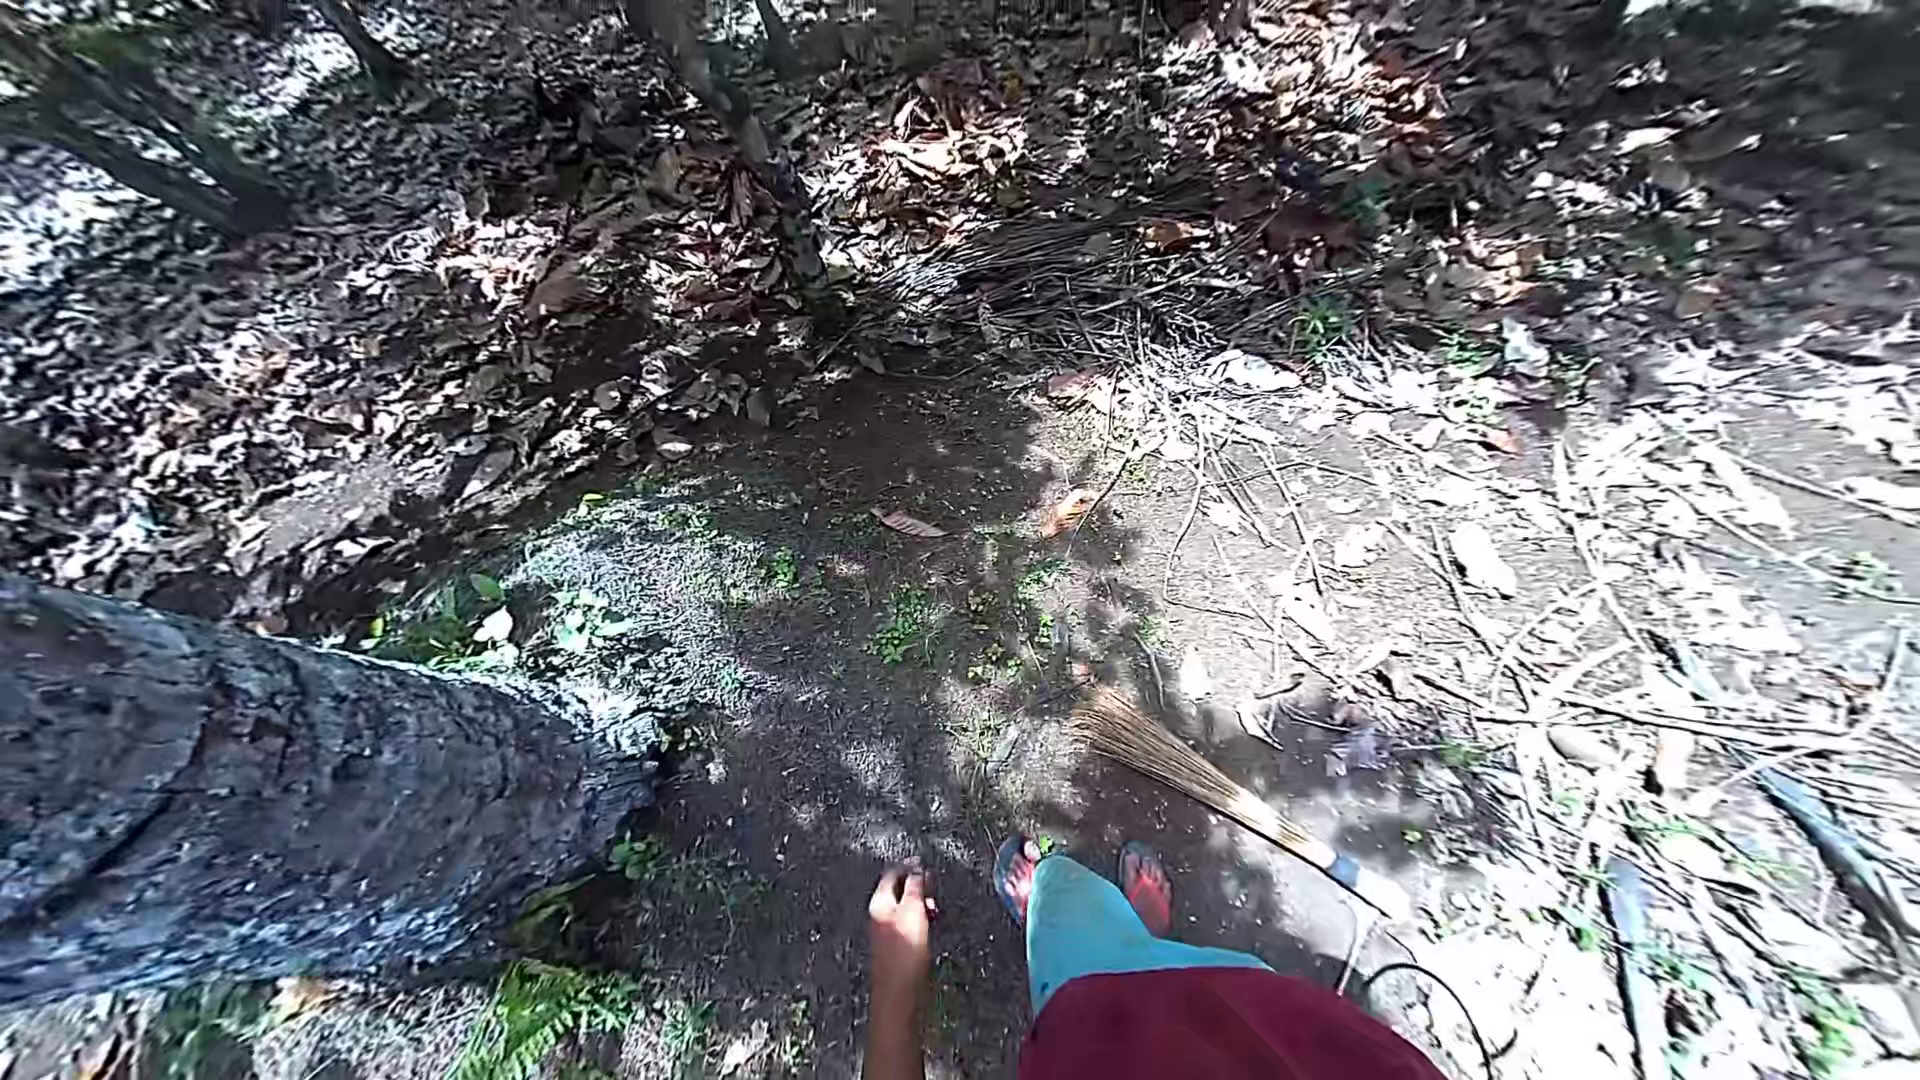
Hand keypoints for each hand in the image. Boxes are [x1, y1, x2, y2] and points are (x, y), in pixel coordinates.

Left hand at [867, 862, 933, 1007]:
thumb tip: (917, 868)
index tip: (924, 862)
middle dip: (916, 883)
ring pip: (904, 905)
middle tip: (932, 882)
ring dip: (920, 900)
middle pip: (898, 889)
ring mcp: (887, 930)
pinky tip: (931, 922)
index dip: (909, 865)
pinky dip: (920, 916)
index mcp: (879, 902)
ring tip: (935, 904)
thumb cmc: (904, 953)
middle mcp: (880, 914)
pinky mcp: (897, 945)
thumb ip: (915, 886)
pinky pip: (908, 921)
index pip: (892, 872)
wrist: (899, 995)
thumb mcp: (913, 910)